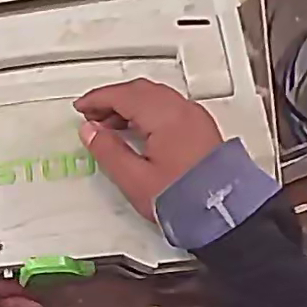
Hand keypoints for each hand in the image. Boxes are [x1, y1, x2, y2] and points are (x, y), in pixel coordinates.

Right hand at [74, 78, 223, 221]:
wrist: (224, 216)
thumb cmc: (182, 200)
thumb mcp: (134, 179)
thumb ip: (108, 151)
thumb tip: (90, 131)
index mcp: (166, 117)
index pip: (124, 95)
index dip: (98, 99)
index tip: (81, 107)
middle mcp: (184, 111)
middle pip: (141, 90)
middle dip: (112, 98)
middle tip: (91, 114)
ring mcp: (195, 118)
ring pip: (155, 97)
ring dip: (129, 104)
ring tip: (109, 125)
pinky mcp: (201, 130)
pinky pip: (168, 107)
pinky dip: (146, 111)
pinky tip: (135, 130)